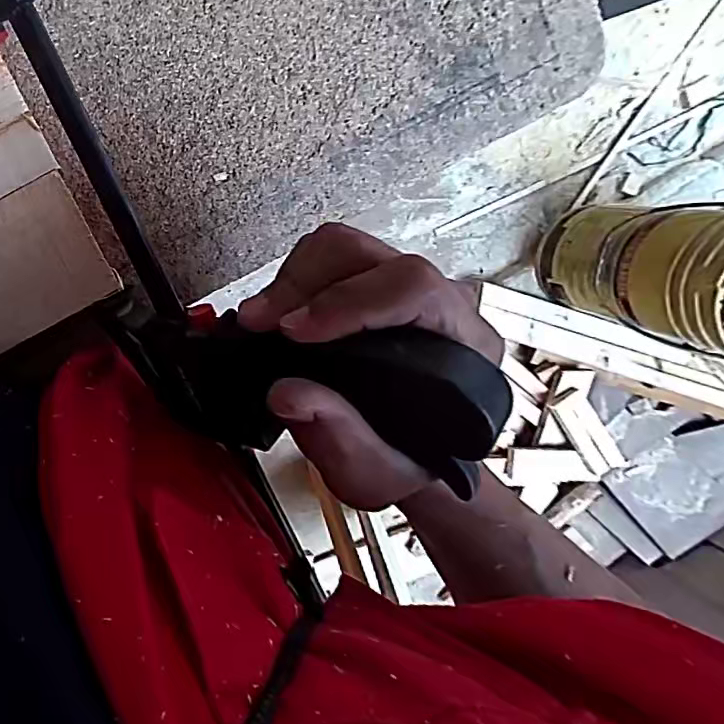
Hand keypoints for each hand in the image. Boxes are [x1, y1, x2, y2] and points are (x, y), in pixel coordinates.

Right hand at [235, 222, 502, 508]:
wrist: (408, 458)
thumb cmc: (407, 461)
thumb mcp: (378, 475)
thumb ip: (340, 441)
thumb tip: (289, 394)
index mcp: (462, 346)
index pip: (412, 288)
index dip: (346, 303)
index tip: (295, 331)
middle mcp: (435, 305)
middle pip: (365, 255)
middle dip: (302, 285)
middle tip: (262, 322)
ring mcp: (398, 289)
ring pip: (339, 248)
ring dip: (290, 281)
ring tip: (261, 321)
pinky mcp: (365, 285)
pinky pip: (323, 260)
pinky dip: (288, 283)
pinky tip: (273, 317)